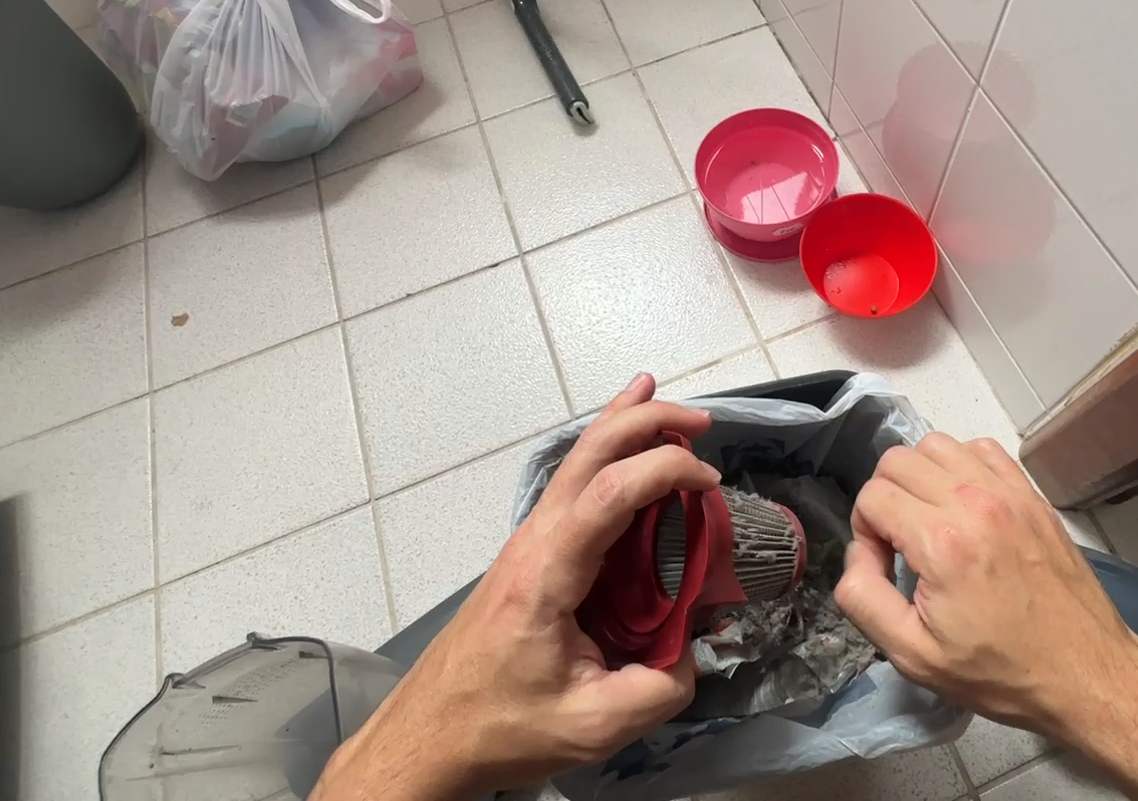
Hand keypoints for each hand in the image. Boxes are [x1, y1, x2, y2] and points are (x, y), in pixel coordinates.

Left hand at [313, 374, 717, 800]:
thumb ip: (656, 691)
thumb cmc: (500, 726)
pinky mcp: (535, 546)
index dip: (664, 472)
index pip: (609, 492)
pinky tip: (623, 440)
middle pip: (590, 452)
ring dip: (624, 424)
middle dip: (646, 421)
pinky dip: (607, 450)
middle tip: (701, 422)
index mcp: (548, 570)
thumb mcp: (589, 728)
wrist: (428, 733)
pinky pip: (575, 481)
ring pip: (578, 457)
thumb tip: (692, 653)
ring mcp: (532, 535)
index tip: (709, 483)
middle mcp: (537, 536)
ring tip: (665, 404)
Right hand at [832, 433, 1137, 741]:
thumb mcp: (914, 656)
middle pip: (896, 461)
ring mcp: (1007, 492)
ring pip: (934, 445)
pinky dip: (960, 465)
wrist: (1088, 675)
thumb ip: (863, 598)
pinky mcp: (1030, 493)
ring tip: (929, 518)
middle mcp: (973, 503)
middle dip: (884, 498)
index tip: (885, 565)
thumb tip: (856, 554)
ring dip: (919, 476)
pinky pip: (979, 447)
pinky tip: (964, 504)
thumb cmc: (1000, 671)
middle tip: (901, 541)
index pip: (872, 497)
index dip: (864, 531)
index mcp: (942, 543)